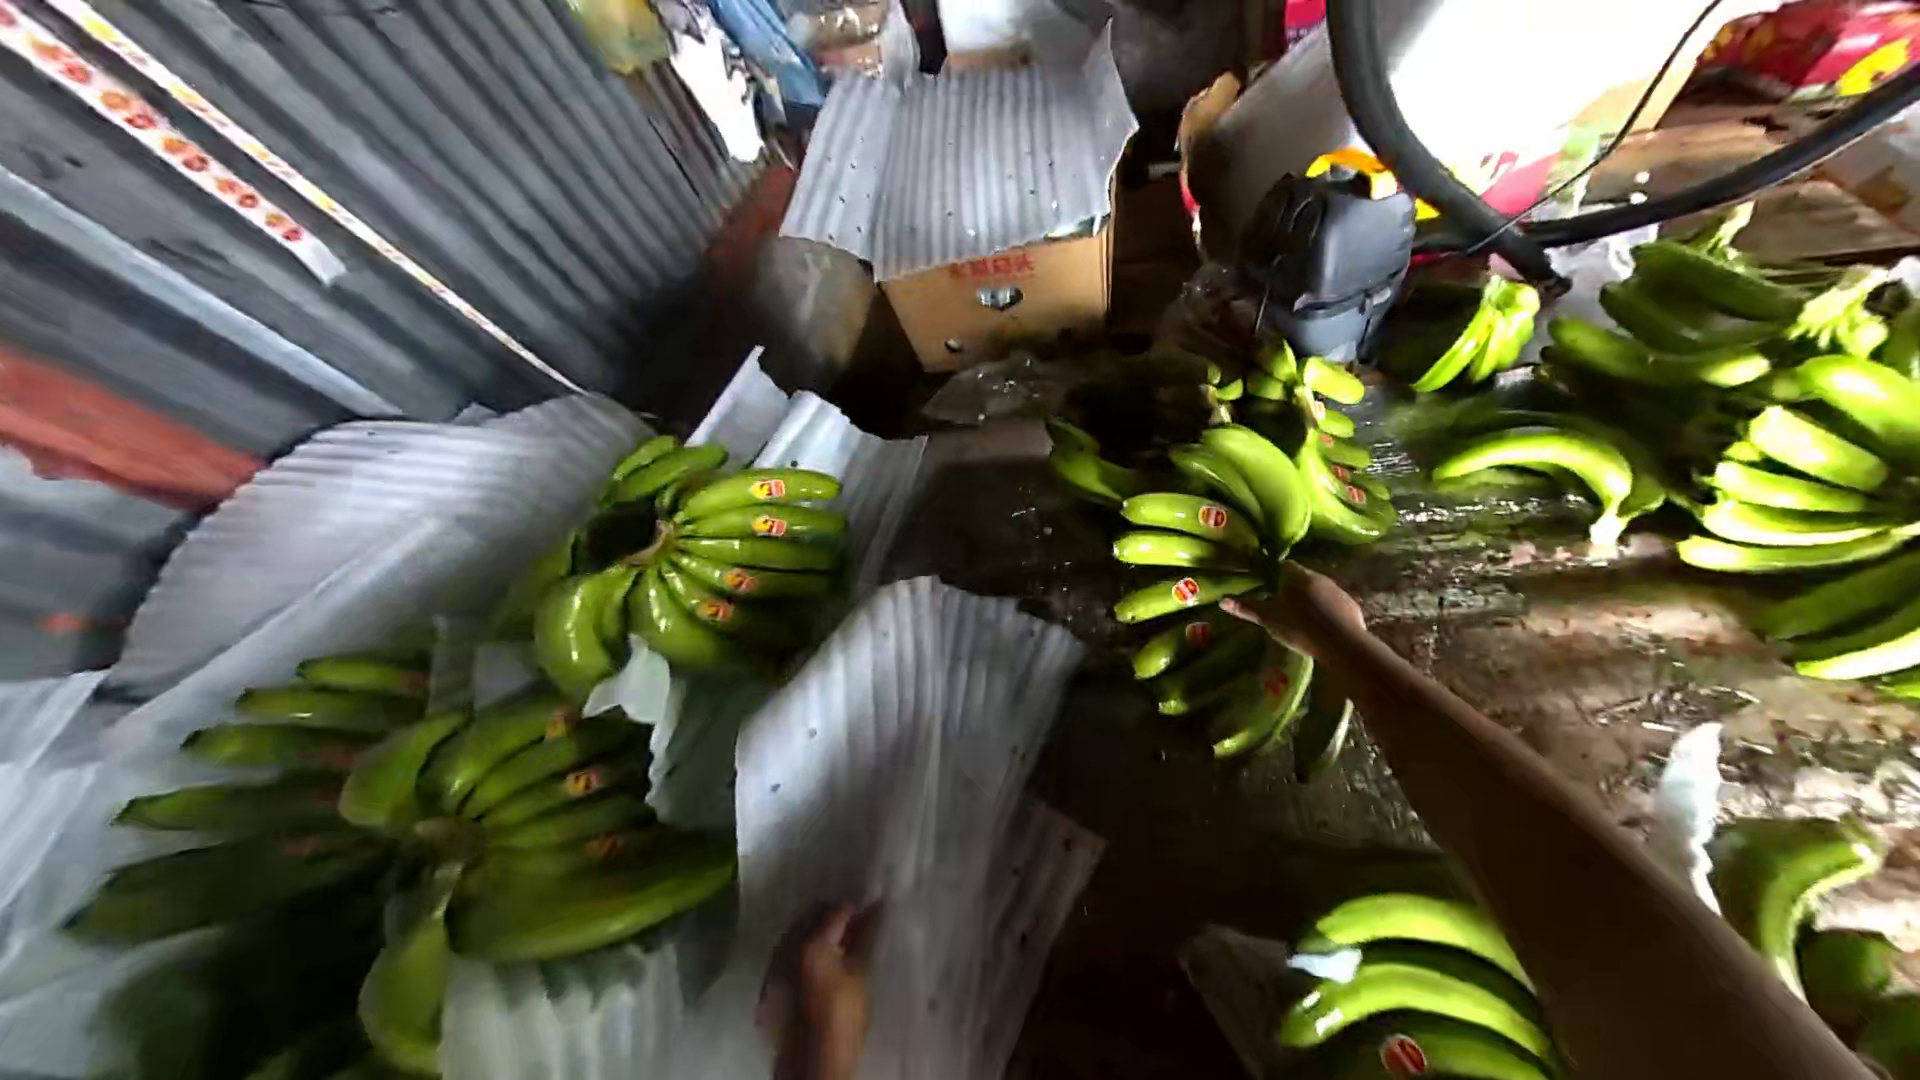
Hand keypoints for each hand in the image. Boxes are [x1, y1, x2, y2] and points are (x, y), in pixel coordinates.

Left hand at [762, 901, 882, 1079]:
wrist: (813, 1067)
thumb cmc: (843, 1019)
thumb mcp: (861, 973)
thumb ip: (870, 934)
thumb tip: (882, 904)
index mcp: (811, 943)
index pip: (837, 909)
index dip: (857, 909)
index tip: (872, 915)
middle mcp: (788, 947)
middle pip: (814, 914)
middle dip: (836, 916)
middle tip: (857, 929)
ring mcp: (776, 964)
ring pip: (800, 930)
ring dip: (820, 930)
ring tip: (842, 946)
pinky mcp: (772, 982)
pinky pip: (790, 949)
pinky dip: (806, 947)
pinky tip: (822, 962)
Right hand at [1220, 562, 1364, 659]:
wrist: (1342, 644)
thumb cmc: (1299, 627)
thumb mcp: (1268, 619)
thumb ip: (1246, 608)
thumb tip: (1222, 600)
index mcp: (1296, 576)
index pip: (1285, 565)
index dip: (1276, 574)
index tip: (1269, 587)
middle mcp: (1318, 576)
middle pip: (1302, 576)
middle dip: (1292, 587)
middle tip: (1282, 604)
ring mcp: (1337, 590)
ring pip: (1318, 589)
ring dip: (1310, 598)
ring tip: (1300, 616)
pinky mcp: (1351, 605)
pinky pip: (1333, 602)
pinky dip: (1325, 609)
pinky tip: (1320, 625)